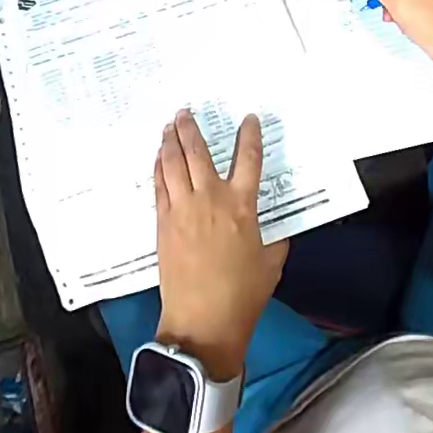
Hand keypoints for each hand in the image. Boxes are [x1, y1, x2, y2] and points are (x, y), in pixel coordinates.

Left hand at [153, 109, 280, 381]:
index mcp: (242, 206)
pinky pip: (159, 186)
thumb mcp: (271, 260)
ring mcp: (182, 209)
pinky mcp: (162, 223)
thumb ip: (274, 237)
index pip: (248, 159)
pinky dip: (158, 168)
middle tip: (186, 112)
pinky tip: (158, 158)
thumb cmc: (244, 293)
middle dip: (191, 128)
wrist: (203, 321)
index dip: (250, 135)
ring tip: (169, 126)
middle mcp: (210, 199)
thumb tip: (273, 227)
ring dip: (170, 142)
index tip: (249, 118)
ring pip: (172, 165)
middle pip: (198, 153)